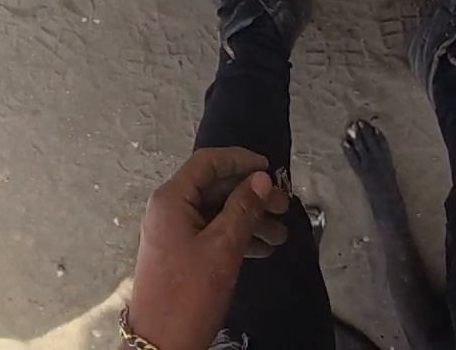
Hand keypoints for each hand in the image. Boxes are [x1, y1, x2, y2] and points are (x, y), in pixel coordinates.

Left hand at [126, 148, 289, 349]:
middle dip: (251, 195)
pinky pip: (212, 234)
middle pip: (215, 188)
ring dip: (249, 219)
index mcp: (172, 199)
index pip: (207, 163)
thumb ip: (243, 209)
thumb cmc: (188, 295)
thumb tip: (261, 178)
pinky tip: (264, 249)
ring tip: (281, 234)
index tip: (269, 168)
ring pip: (217, 213)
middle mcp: (170, 209)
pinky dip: (237, 237)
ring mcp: (174, 233)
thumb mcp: (222, 249)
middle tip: (284, 206)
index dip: (238, 159)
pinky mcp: (181, 255)